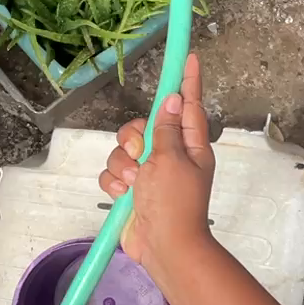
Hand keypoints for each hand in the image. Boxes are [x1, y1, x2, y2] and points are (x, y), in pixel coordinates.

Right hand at [99, 53, 216, 276]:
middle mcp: (169, 155)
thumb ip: (166, 128)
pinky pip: (113, 174)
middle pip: (143, 126)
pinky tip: (121, 195)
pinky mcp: (130, 190)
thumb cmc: (174, 203)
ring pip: (123, 150)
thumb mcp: (171, 160)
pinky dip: (114, 184)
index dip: (188, 81)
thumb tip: (173, 99)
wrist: (163, 247)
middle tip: (139, 154)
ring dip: (122, 166)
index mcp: (190, 146)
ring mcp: (149, 174)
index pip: (188, 105)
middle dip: (133, 138)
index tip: (190, 57)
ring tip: (132, 184)